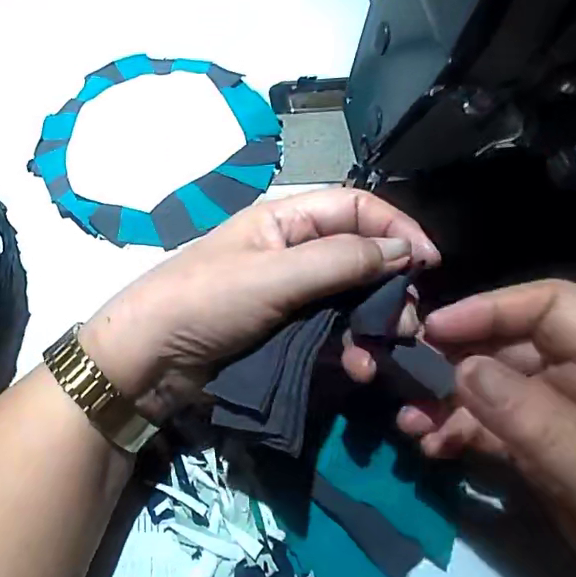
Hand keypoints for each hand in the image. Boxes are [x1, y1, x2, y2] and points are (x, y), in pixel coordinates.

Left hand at [82, 188, 437, 418]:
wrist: (147, 362)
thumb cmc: (206, 302)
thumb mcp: (274, 276)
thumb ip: (341, 261)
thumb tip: (404, 249)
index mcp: (286, 218)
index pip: (356, 207)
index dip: (396, 227)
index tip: (428, 264)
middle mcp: (294, 250)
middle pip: (360, 255)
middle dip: (389, 286)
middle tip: (407, 322)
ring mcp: (290, 293)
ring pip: (351, 299)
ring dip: (373, 324)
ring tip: (382, 353)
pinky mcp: (286, 332)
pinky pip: (332, 332)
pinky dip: (350, 348)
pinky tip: (357, 369)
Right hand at [415, 279, 575, 576]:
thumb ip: (539, 425)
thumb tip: (461, 366)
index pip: (559, 309)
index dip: (493, 310)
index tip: (433, 330)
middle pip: (528, 353)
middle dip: (466, 365)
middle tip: (408, 387)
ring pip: (516, 399)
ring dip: (463, 409)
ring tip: (414, 430)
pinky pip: (520, 443)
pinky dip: (480, 444)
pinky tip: (442, 452)